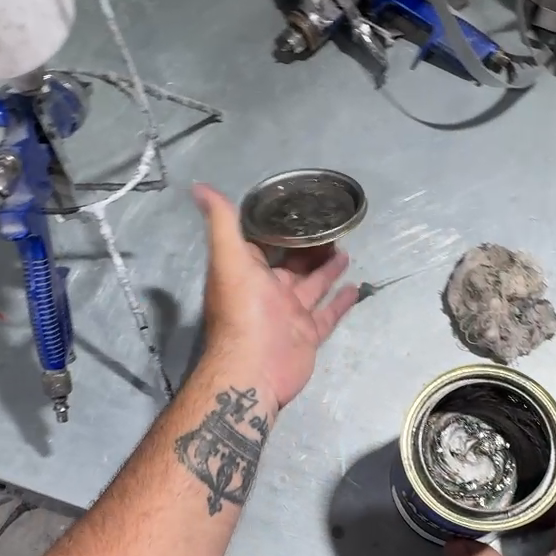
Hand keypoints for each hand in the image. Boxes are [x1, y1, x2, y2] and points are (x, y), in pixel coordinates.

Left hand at [193, 183, 358, 413]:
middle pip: (294, 264)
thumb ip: (222, 223)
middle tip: (332, 227)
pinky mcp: (308, 334)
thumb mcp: (229, 259)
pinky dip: (341, 301)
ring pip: (313, 286)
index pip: (264, 244)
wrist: (254, 368)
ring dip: (328, 269)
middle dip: (310, 247)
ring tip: (346, 248)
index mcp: (248, 272)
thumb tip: (200, 187)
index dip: (279, 227)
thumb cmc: (243, 311)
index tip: (298, 207)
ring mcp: (290, 314)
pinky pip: (328, 314)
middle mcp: (269, 291)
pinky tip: (356, 287)